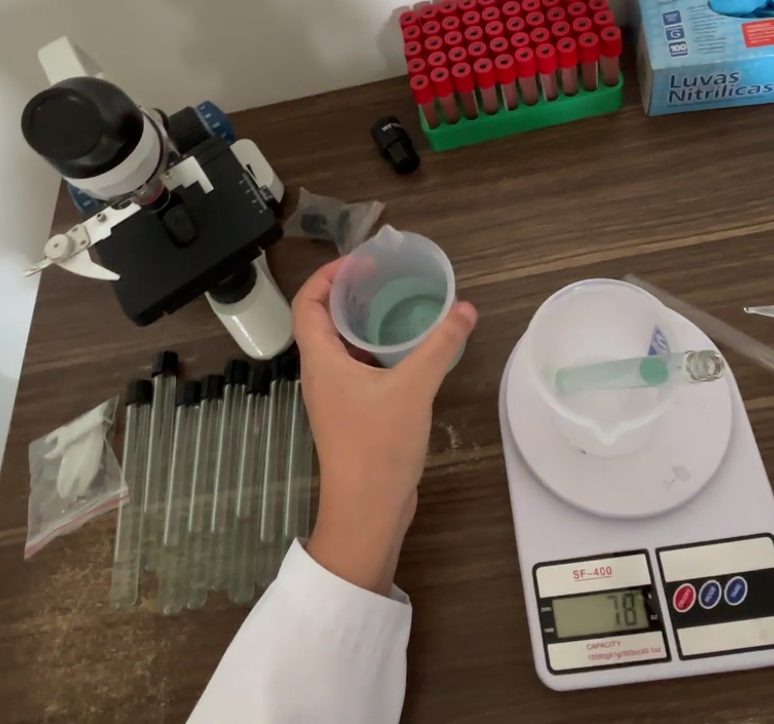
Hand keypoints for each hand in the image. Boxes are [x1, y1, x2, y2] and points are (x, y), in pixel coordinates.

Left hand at [290, 258, 476, 594]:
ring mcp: (335, 395)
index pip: (308, 303)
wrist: (367, 512)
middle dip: (348, 293)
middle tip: (383, 277)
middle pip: (322, 320)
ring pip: (340, 345)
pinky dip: (374, 348)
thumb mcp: (414, 388)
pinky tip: (405, 348)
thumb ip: (440, 346)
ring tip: (396, 303)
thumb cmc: (378, 446)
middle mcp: (321, 374)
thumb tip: (466, 309)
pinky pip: (356, 367)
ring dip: (361, 321)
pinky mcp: (351, 412)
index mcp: (321, 361)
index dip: (327, 276)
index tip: (360, 262)